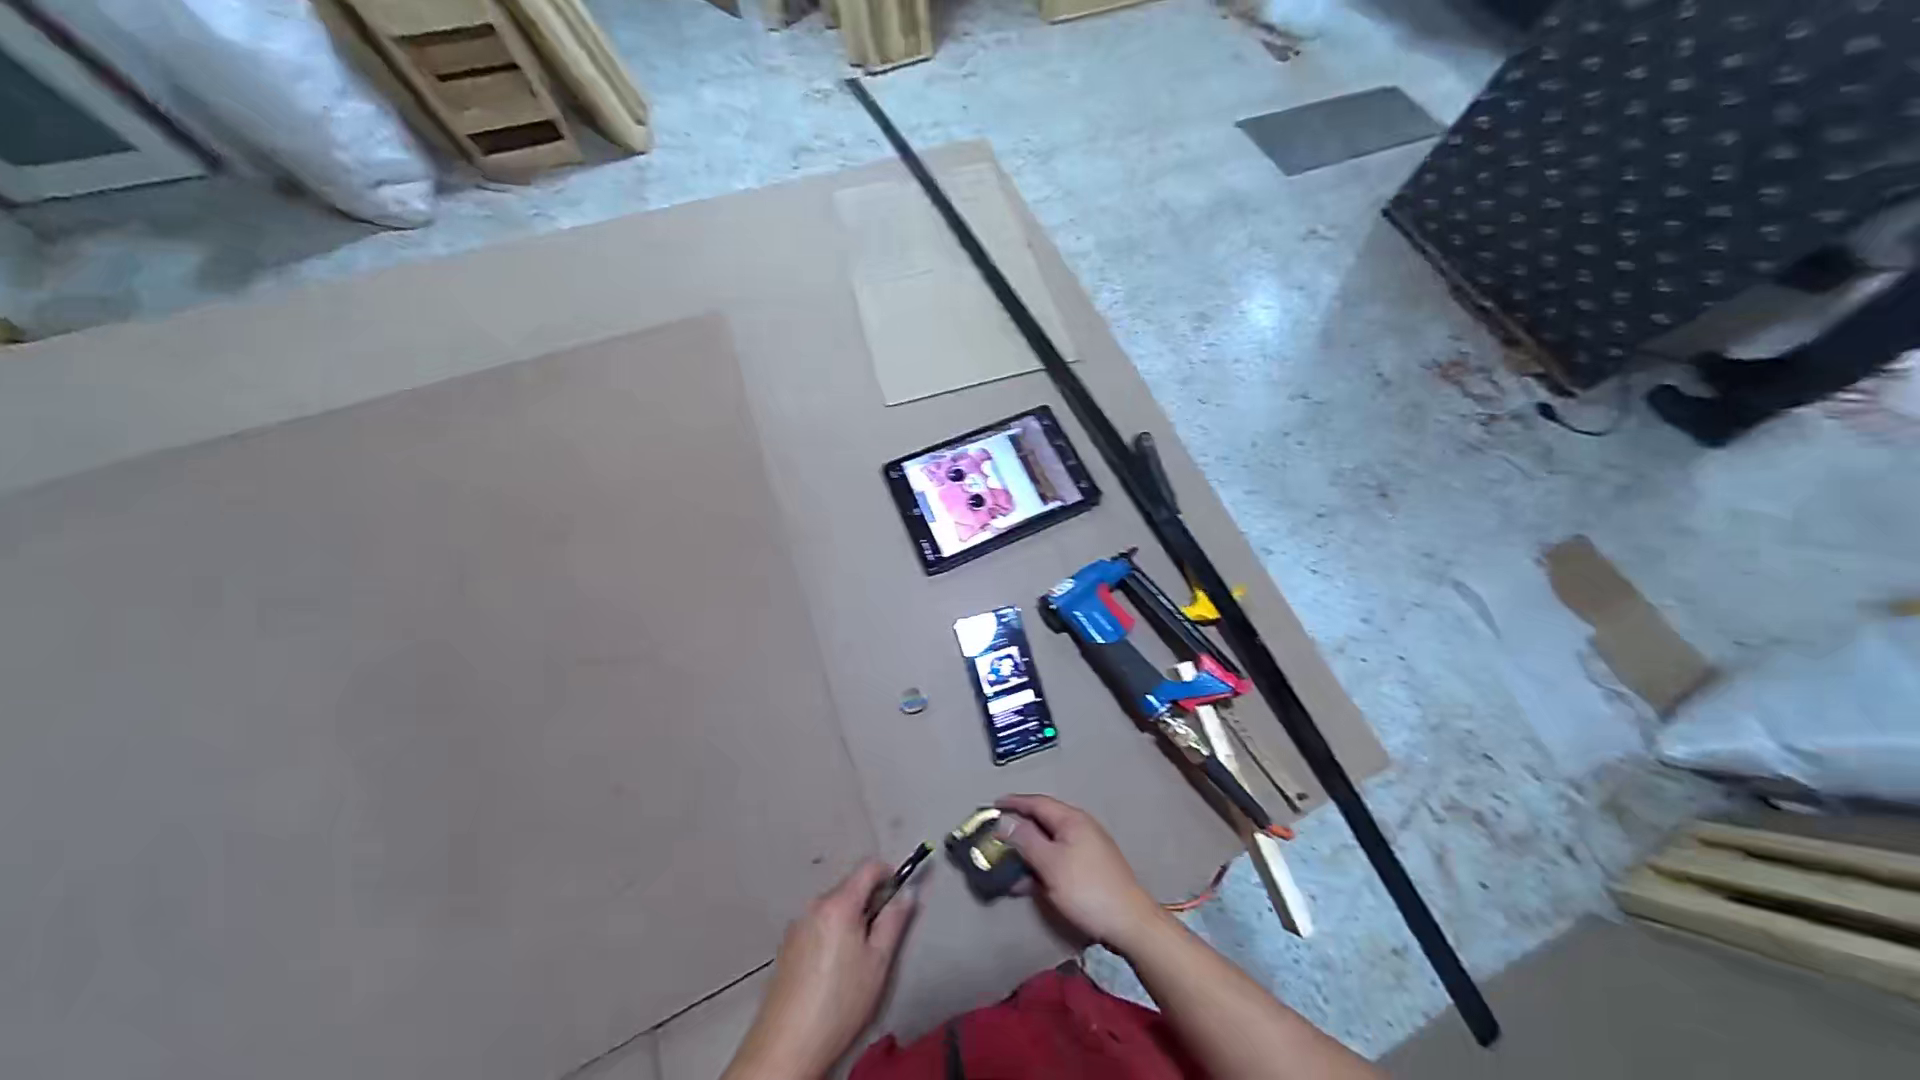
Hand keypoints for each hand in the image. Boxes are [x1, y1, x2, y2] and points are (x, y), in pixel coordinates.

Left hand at [722, 861, 916, 1079]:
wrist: (786, 1045)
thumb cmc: (840, 1002)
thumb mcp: (878, 962)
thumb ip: (894, 920)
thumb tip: (907, 892)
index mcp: (838, 904)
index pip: (868, 867)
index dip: (889, 875)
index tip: (898, 898)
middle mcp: (814, 905)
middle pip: (850, 887)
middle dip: (870, 903)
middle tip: (879, 939)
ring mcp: (796, 924)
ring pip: (834, 908)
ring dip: (851, 920)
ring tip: (855, 961)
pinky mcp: (786, 945)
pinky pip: (817, 925)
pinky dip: (831, 933)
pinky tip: (832, 970)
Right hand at [994, 794, 1166, 950]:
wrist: (1130, 923)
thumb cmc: (1086, 889)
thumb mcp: (1050, 863)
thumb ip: (1025, 840)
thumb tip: (1005, 822)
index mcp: (1072, 819)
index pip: (1037, 803)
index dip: (1014, 802)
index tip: (993, 805)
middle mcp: (1080, 828)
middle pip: (1043, 822)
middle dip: (1018, 829)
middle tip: (995, 836)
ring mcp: (1087, 849)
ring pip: (1049, 844)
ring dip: (1027, 852)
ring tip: (1006, 864)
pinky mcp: (1089, 869)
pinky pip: (1057, 860)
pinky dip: (1040, 867)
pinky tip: (1026, 884)